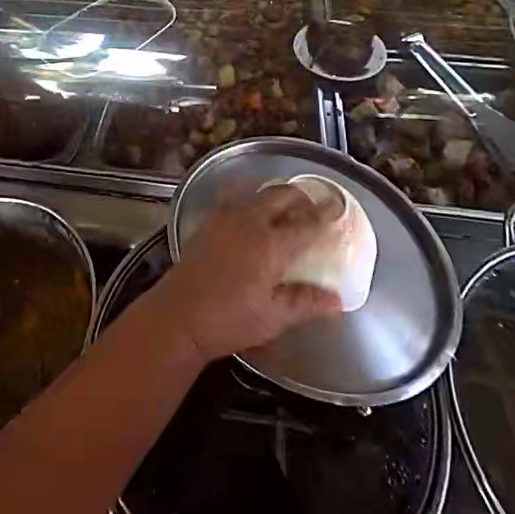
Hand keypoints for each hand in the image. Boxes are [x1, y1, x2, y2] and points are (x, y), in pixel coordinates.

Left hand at [148, 183, 345, 362]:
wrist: (177, 317)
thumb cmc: (228, 321)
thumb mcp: (273, 318)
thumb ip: (306, 303)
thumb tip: (337, 301)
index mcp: (271, 245)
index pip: (308, 224)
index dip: (326, 216)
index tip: (338, 210)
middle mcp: (251, 221)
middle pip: (285, 196)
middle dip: (304, 199)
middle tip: (314, 210)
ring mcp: (227, 217)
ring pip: (261, 192)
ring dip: (280, 196)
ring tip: (288, 209)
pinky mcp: (210, 220)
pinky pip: (237, 196)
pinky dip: (253, 196)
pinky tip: (254, 209)